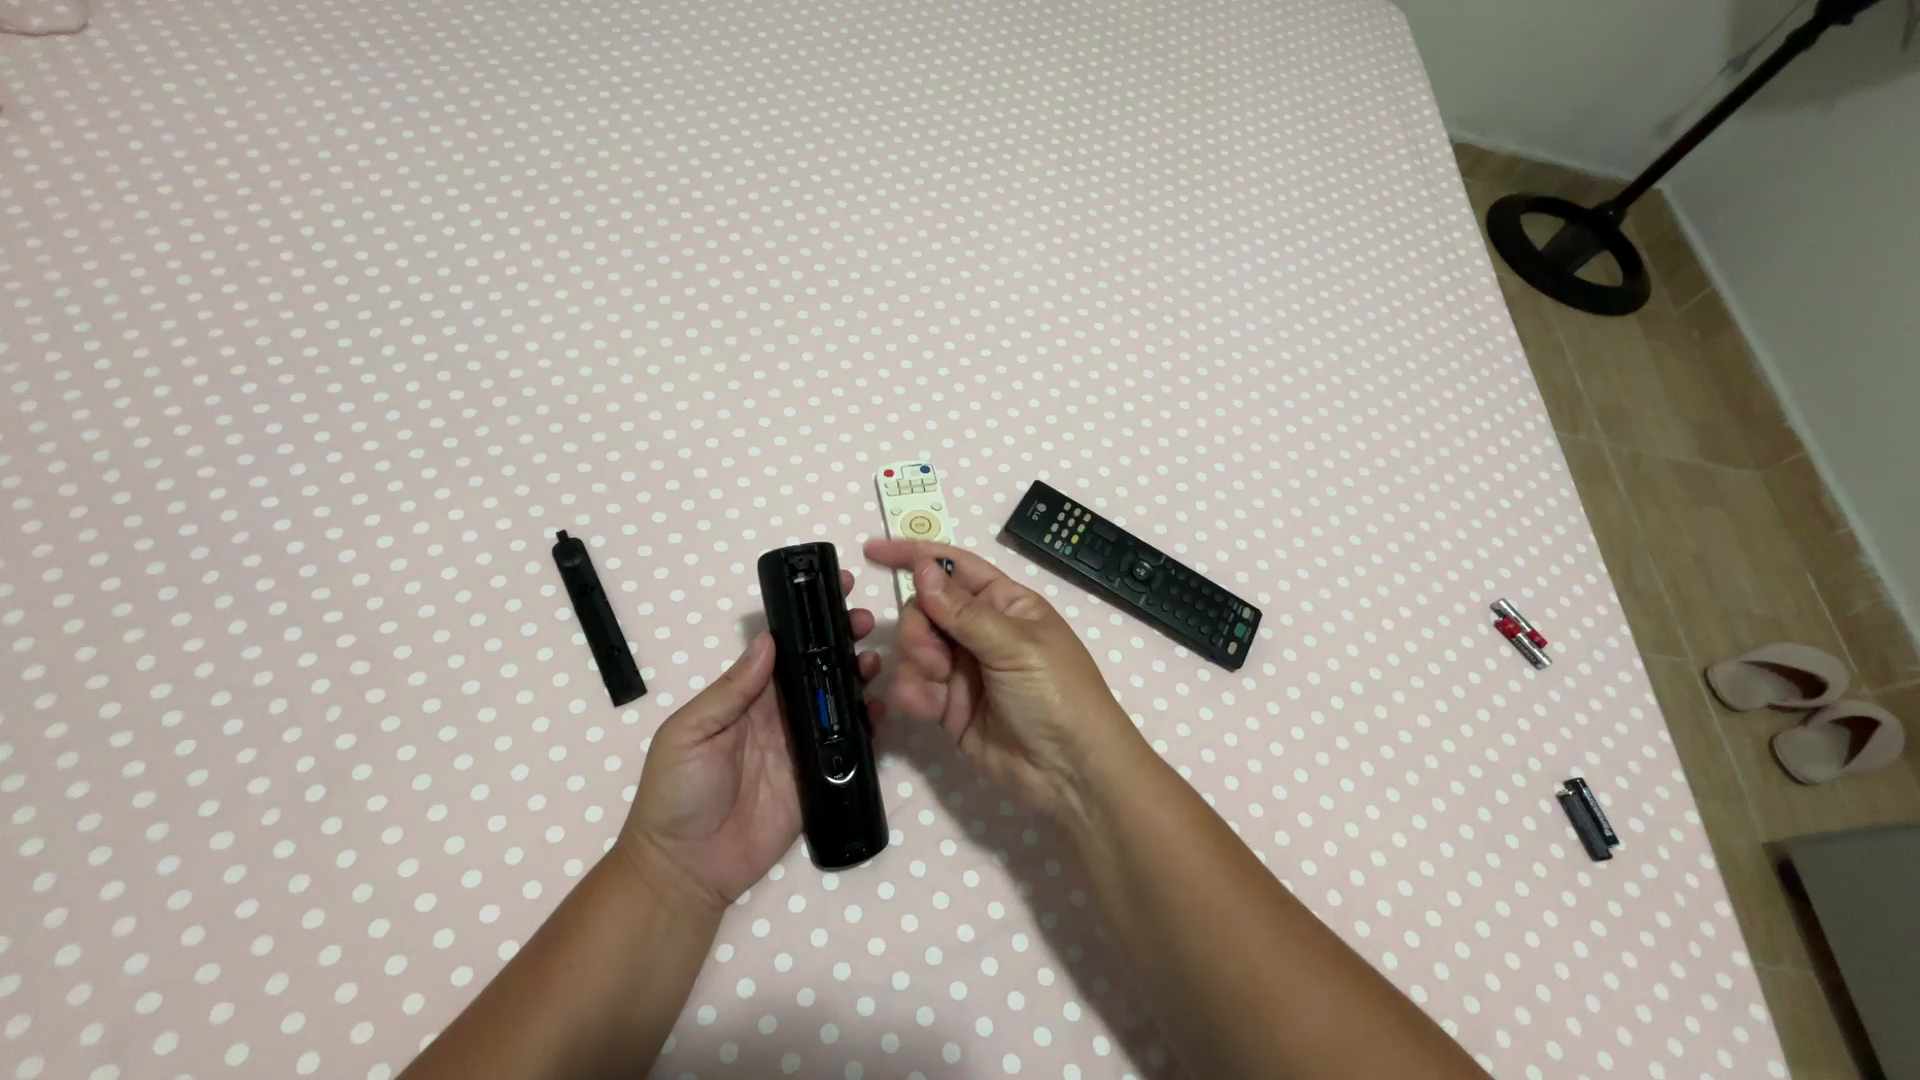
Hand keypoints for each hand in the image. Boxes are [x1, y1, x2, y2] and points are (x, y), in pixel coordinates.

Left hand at [617, 570, 880, 910]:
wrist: (686, 868)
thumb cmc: (676, 792)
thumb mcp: (690, 732)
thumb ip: (731, 690)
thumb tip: (768, 641)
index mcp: (746, 698)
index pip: (783, 651)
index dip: (806, 623)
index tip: (832, 593)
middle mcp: (779, 715)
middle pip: (817, 671)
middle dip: (841, 642)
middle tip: (863, 622)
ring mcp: (802, 748)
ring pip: (838, 703)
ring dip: (858, 677)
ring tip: (874, 660)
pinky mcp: (819, 780)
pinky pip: (849, 747)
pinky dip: (869, 726)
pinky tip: (882, 709)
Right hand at [864, 538, 1142, 815]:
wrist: (1070, 773)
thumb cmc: (1057, 695)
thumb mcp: (1015, 645)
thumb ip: (963, 610)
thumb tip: (923, 568)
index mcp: (1006, 603)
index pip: (954, 567)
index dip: (916, 556)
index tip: (874, 551)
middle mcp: (982, 631)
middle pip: (926, 609)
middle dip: (918, 628)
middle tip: (932, 656)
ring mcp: (964, 669)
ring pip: (916, 648)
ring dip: (916, 663)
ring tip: (935, 686)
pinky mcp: (949, 706)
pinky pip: (916, 686)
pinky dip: (913, 693)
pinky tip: (925, 707)